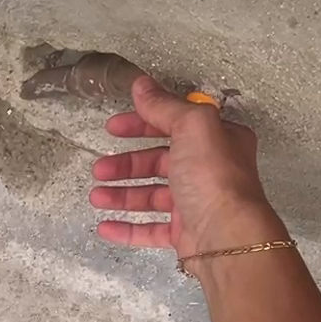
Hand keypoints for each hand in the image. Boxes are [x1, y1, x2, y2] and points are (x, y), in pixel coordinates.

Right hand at [91, 75, 287, 259]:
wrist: (223, 235)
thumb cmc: (215, 180)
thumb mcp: (192, 127)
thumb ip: (164, 106)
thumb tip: (143, 86)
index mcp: (216, 140)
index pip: (173, 125)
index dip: (141, 124)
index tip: (114, 127)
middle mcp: (208, 171)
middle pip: (158, 162)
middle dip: (126, 164)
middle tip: (101, 168)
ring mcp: (194, 203)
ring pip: (150, 197)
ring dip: (121, 195)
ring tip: (97, 196)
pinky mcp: (183, 233)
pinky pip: (148, 229)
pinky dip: (126, 228)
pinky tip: (106, 225)